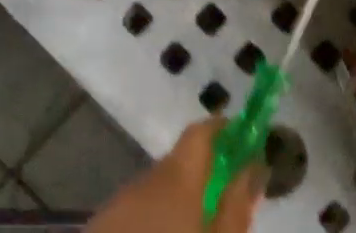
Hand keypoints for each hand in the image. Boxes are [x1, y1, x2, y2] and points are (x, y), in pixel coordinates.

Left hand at [86, 118, 263, 232]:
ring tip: (199, 228)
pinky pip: (138, 210)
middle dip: (207, 174)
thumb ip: (237, 207)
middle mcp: (145, 182)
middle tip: (229, 203)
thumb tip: (253, 166)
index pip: (200, 132)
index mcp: (177, 180)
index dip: (224, 131)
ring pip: (159, 188)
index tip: (245, 143)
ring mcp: (119, 205)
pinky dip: (157, 218)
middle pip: (181, 162)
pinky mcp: (102, 225)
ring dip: (181, 199)